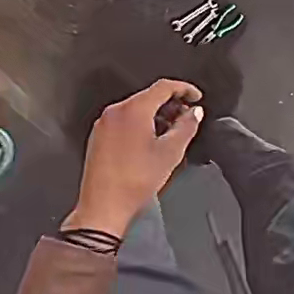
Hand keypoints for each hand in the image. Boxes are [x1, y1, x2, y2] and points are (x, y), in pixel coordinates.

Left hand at [61, 79, 203, 240]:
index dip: (184, 88)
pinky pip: (124, 121)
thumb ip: (186, 127)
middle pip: (148, 96)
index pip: (163, 87)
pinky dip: (140, 125)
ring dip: (156, 116)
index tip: (194, 96)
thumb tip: (194, 113)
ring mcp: (104, 124)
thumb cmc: (132, 183)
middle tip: (186, 117)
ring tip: (171, 133)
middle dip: (171, 104)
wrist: (104, 207)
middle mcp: (115, 112)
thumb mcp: (170, 153)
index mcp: (133, 110)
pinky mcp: (99, 137)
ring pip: (136, 109)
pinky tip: (151, 142)